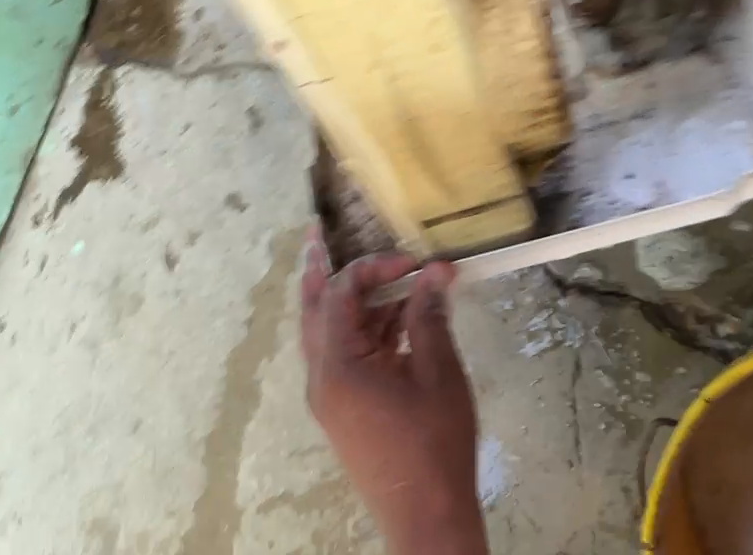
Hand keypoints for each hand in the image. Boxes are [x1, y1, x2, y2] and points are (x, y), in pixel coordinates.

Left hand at [300, 231, 487, 554]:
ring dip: (347, 300)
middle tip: (318, 233)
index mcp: (338, 363)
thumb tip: (435, 273)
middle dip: (319, 268)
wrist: (427, 519)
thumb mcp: (439, 374)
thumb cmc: (434, 444)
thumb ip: (429, 317)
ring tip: (370, 272)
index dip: (374, 267)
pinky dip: (362, 330)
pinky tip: (393, 320)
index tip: (414, 264)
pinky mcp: (341, 408)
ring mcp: (327, 394)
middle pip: (313, 307)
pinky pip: (341, 354)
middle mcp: (321, 375)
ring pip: (325, 330)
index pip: (340, 292)